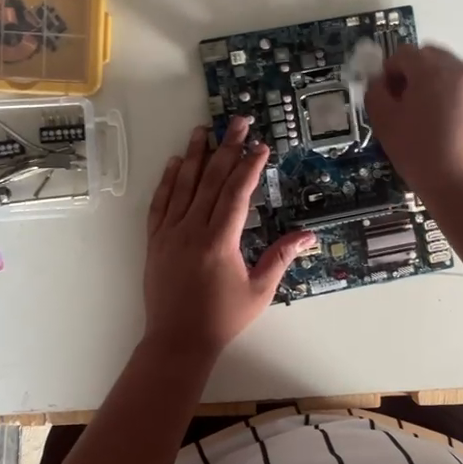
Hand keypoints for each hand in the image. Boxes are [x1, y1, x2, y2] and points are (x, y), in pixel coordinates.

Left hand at [144, 116, 313, 360]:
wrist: (177, 341)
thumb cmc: (222, 319)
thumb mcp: (259, 290)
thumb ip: (281, 258)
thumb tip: (307, 235)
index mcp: (220, 241)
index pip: (237, 193)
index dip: (249, 166)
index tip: (259, 146)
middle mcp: (192, 230)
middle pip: (211, 180)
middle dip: (227, 148)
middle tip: (237, 123)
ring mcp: (170, 233)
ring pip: (183, 185)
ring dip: (195, 155)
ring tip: (204, 130)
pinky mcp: (155, 241)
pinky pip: (160, 203)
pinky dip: (168, 181)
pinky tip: (176, 163)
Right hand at [364, 45, 462, 204]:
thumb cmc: (420, 153)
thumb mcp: (384, 122)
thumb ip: (375, 92)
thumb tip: (380, 82)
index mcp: (433, 69)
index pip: (402, 53)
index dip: (388, 72)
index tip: (386, 98)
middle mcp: (460, 69)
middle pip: (427, 57)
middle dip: (411, 73)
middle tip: (402, 104)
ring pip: (445, 71)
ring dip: (430, 83)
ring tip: (422, 116)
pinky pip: (460, 87)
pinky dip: (446, 96)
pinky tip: (441, 125)